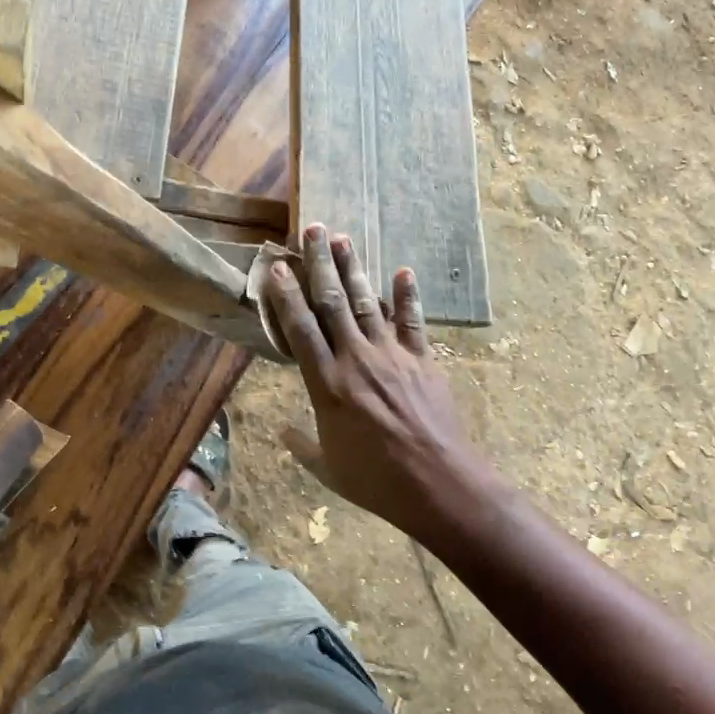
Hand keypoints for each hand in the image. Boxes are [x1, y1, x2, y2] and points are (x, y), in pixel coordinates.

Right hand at [264, 224, 490, 536]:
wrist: (437, 483)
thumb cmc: (376, 481)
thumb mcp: (328, 469)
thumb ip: (302, 445)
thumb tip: (282, 430)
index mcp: (327, 385)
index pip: (300, 329)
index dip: (286, 296)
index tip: (277, 267)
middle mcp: (355, 359)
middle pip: (333, 303)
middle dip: (320, 264)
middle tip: (311, 230)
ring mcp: (392, 356)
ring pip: (367, 303)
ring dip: (354, 269)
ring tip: (343, 238)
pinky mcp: (422, 360)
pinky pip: (413, 322)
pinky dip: (408, 296)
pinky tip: (402, 271)